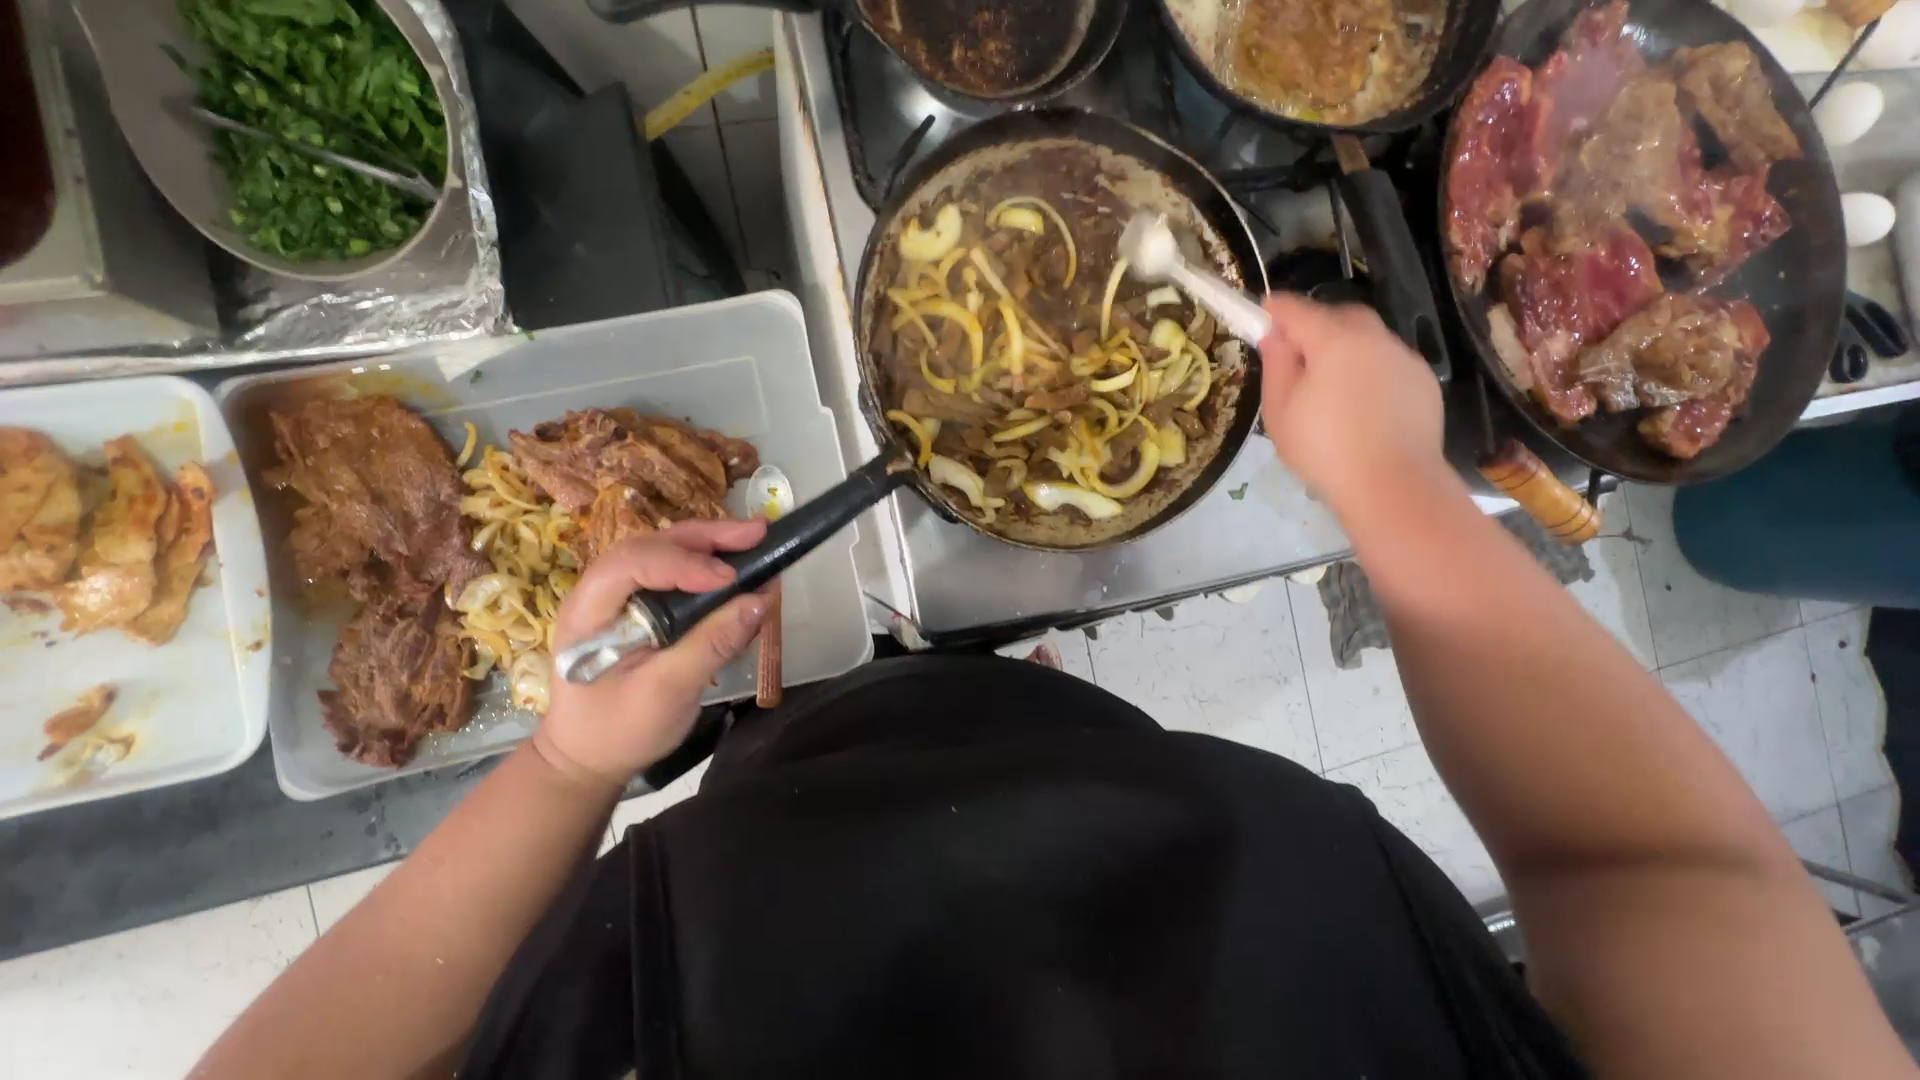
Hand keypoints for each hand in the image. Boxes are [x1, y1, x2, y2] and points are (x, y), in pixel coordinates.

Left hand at [533, 519, 773, 791]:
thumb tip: (761, 601)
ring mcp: (621, 597)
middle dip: (706, 538)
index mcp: (589, 610)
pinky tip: (740, 566)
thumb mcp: (667, 694)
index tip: (730, 579)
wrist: (587, 758)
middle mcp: (601, 591)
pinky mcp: (640, 607)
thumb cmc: (618, 731)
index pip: (632, 563)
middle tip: (758, 534)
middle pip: (652, 545)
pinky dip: (708, 565)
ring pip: (665, 552)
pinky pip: (674, 573)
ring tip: (755, 540)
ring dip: (711, 544)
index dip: (683, 563)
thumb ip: (712, 645)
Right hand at [1259, 293, 1447, 512]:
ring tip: (1329, 388)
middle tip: (1296, 358)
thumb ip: (1276, 365)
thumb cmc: (1324, 450)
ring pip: (1368, 340)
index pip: (1297, 309)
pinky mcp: (1424, 382)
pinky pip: (1389, 364)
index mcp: (1335, 341)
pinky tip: (1361, 408)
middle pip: (1339, 316)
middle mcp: (1375, 338)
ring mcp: (1405, 358)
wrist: (1392, 486)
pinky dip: (1371, 373)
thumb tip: (1274, 335)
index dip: (1274, 310)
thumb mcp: (1280, 411)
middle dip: (1314, 327)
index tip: (1259, 317)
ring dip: (1345, 351)